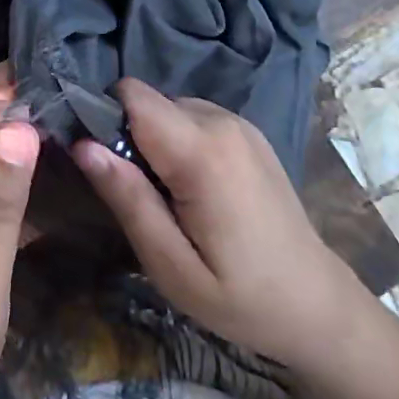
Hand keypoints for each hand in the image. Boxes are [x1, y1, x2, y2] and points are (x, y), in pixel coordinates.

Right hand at [70, 79, 360, 373]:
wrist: (316, 302)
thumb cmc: (240, 296)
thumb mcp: (171, 265)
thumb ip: (127, 198)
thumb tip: (82, 145)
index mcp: (202, 151)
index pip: (132, 96)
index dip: (105, 119)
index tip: (102, 163)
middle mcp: (221, 121)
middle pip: (149, 102)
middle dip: (129, 136)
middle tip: (141, 195)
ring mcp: (239, 122)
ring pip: (168, 107)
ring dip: (155, 140)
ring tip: (169, 196)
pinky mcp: (247, 130)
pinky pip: (193, 116)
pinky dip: (179, 141)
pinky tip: (195, 188)